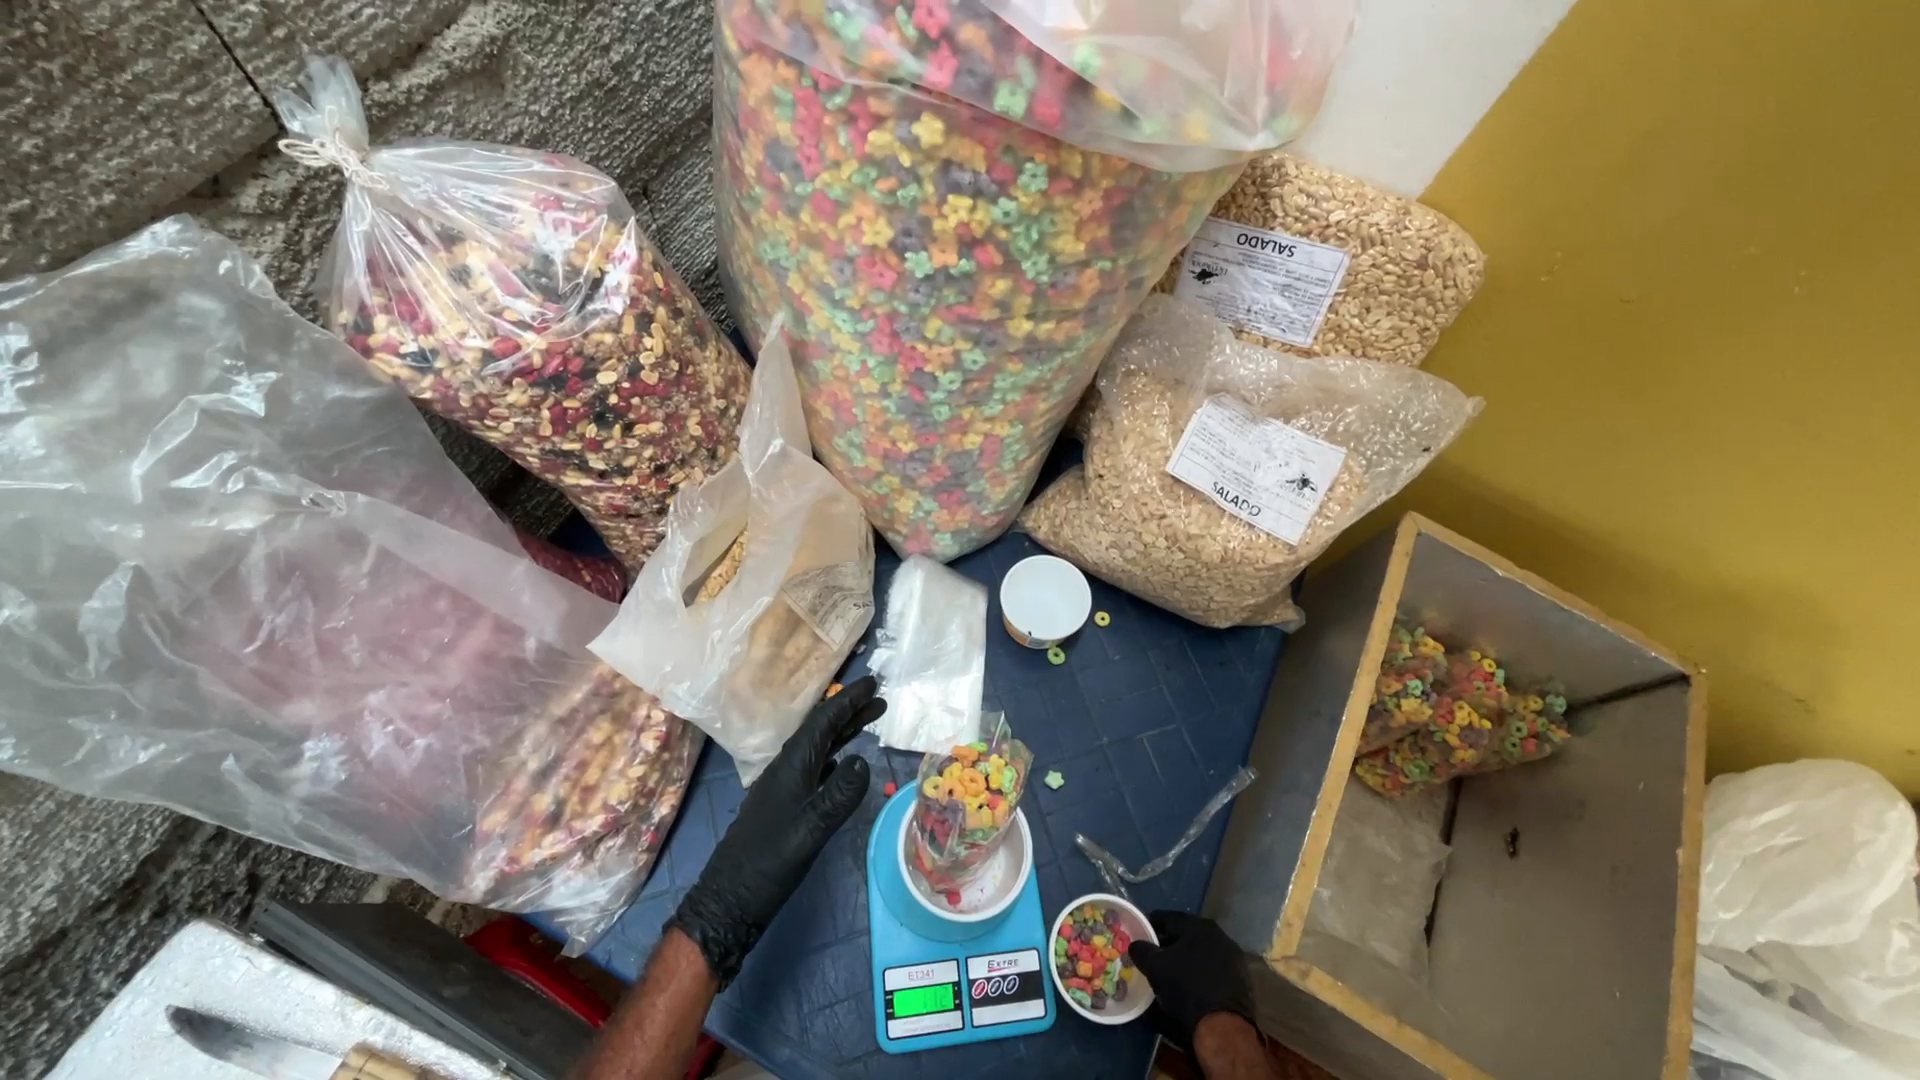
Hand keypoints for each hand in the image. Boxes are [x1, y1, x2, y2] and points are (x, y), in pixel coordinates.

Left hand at [665, 676, 885, 987]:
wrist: (728, 902)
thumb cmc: (767, 865)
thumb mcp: (809, 831)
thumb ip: (838, 796)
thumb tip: (862, 761)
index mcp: (790, 767)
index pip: (822, 723)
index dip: (847, 701)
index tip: (873, 683)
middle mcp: (786, 770)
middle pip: (821, 731)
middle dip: (849, 712)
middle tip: (880, 699)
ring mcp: (783, 789)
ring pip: (818, 749)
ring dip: (843, 733)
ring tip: (869, 723)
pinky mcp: (784, 807)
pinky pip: (815, 769)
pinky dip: (834, 758)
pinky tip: (843, 765)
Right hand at [1128, 912, 1254, 1049]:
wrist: (1223, 1027)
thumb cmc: (1186, 987)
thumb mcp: (1155, 967)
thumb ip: (1142, 950)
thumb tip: (1135, 945)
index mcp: (1200, 926)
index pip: (1167, 918)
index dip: (1149, 925)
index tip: (1138, 935)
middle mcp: (1220, 937)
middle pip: (1185, 935)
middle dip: (1167, 944)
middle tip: (1152, 956)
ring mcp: (1234, 959)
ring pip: (1200, 953)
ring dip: (1184, 960)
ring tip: (1169, 973)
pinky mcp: (1241, 981)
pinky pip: (1212, 970)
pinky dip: (1199, 974)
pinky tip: (1189, 986)